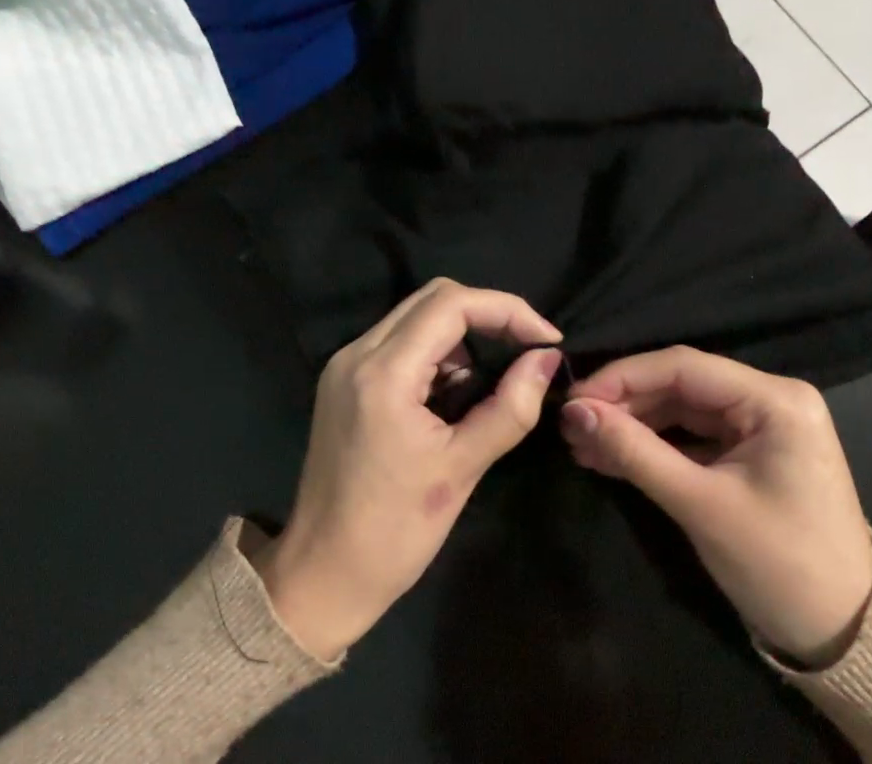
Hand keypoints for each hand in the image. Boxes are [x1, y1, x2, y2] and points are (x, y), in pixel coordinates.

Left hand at [256, 279, 562, 660]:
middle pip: (431, 299)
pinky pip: (396, 344)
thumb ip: (511, 406)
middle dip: (486, 316)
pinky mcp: (342, 383)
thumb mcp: (463, 467)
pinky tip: (452, 395)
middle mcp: (356, 354)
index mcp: (382, 372)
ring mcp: (344, 367)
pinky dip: (433, 354)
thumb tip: (547, 359)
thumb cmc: (396, 530)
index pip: (451, 304)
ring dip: (459, 336)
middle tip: (526, 351)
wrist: (324, 573)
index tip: (547, 340)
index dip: (507, 310)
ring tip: (489, 385)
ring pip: (413, 318)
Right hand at [560, 347, 871, 667]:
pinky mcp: (750, 454)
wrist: (839, 633)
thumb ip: (634, 451)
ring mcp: (762, 427)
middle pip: (680, 386)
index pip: (683, 367)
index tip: (571, 400)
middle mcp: (771, 400)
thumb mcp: (698, 503)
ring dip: (632, 426)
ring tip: (580, 444)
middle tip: (569, 426)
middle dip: (623, 405)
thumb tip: (573, 412)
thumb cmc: (777, 563)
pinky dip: (652, 447)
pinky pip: (692, 437)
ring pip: (680, 411)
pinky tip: (609, 457)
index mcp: (775, 399)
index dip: (621, 378)